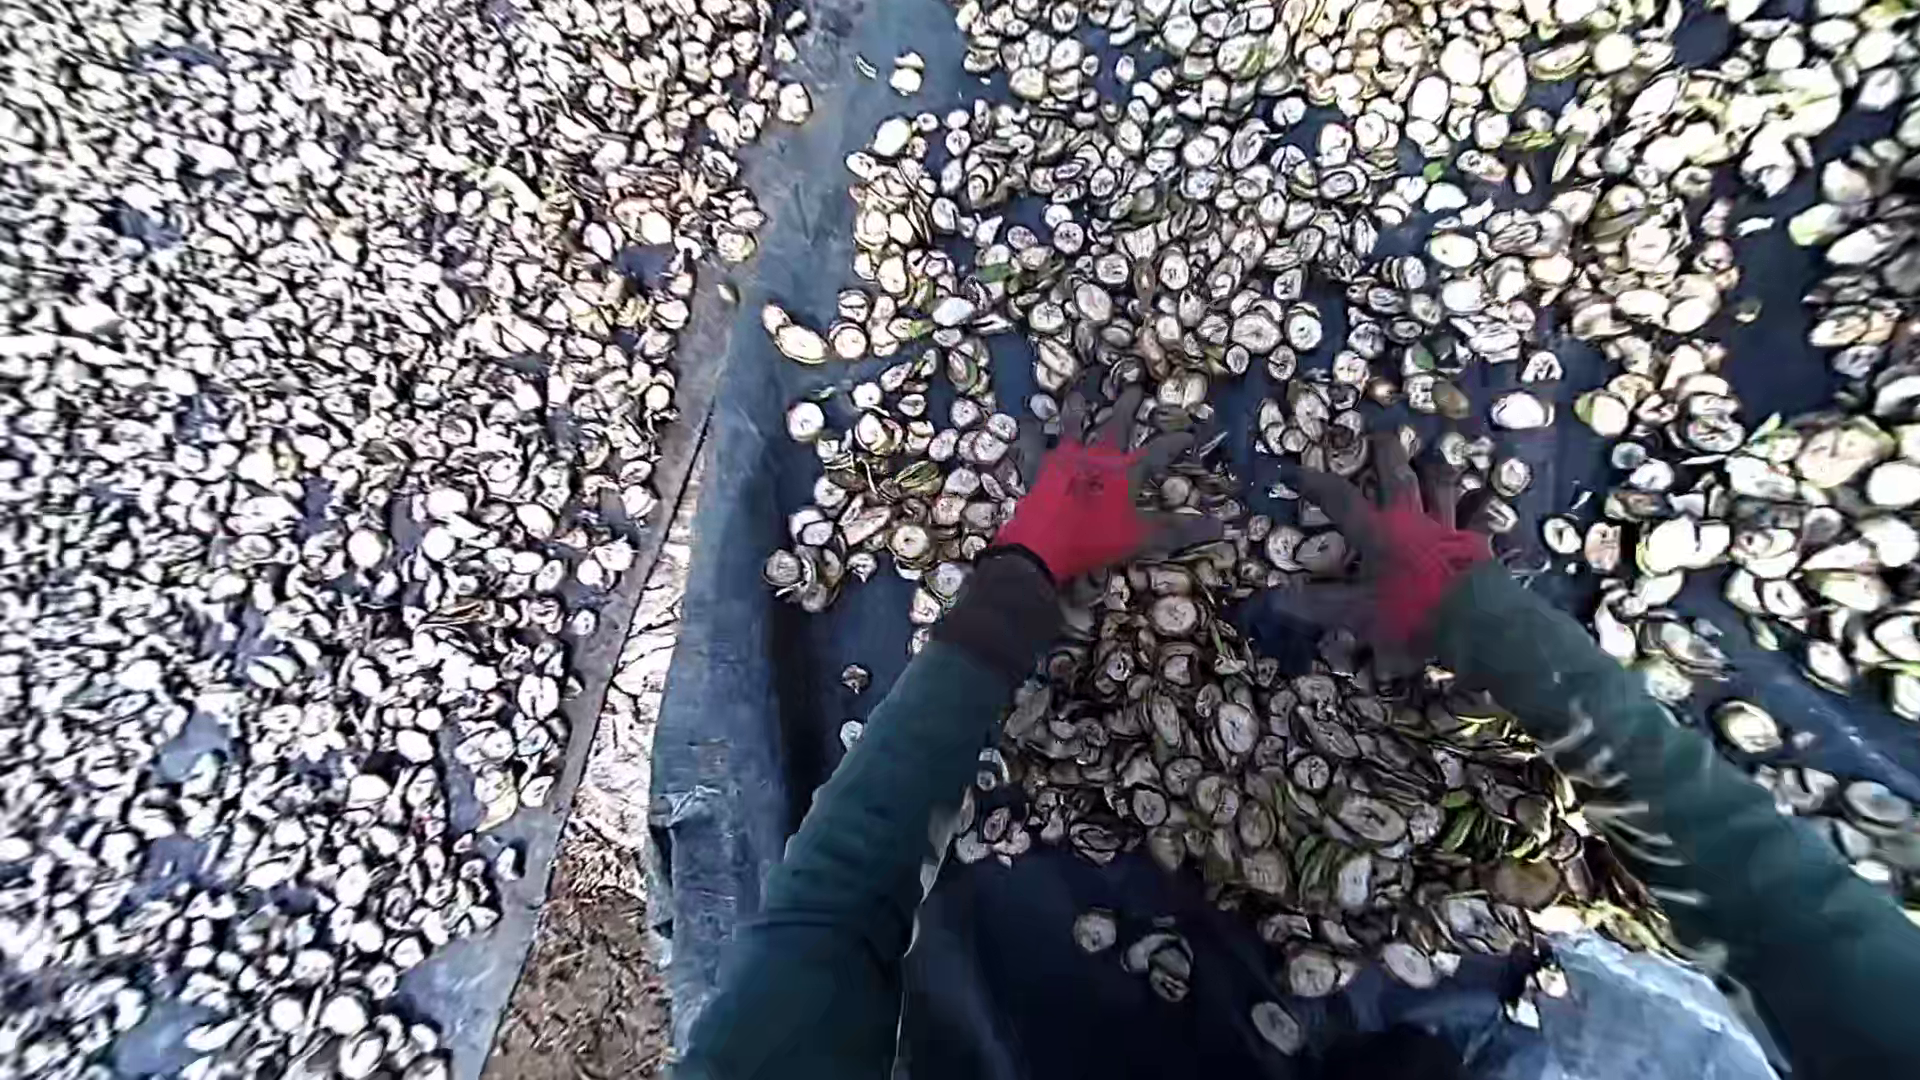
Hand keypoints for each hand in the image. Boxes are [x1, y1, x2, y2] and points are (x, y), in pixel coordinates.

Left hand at [994, 387, 1221, 581]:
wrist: (1042, 547)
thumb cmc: (1094, 540)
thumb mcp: (1140, 538)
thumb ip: (1177, 530)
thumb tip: (1222, 526)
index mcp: (1124, 471)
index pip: (1159, 452)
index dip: (1175, 441)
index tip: (1188, 432)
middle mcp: (1095, 457)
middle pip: (1116, 425)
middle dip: (1128, 406)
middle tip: (1134, 388)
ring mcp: (1064, 461)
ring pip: (1072, 428)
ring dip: (1076, 411)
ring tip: (1077, 396)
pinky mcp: (1037, 472)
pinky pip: (1031, 449)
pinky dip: (1029, 437)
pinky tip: (1025, 425)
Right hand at [1275, 432, 1493, 649]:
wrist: (1477, 623)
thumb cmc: (1410, 611)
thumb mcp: (1352, 614)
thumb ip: (1311, 605)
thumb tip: (1269, 599)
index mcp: (1377, 532)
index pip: (1339, 498)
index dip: (1314, 483)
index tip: (1294, 472)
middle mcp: (1411, 521)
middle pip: (1399, 478)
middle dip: (1387, 456)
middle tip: (1381, 435)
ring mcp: (1449, 529)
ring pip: (1443, 489)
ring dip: (1436, 471)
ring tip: (1433, 455)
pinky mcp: (1478, 545)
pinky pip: (1482, 518)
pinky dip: (1482, 506)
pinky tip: (1485, 497)